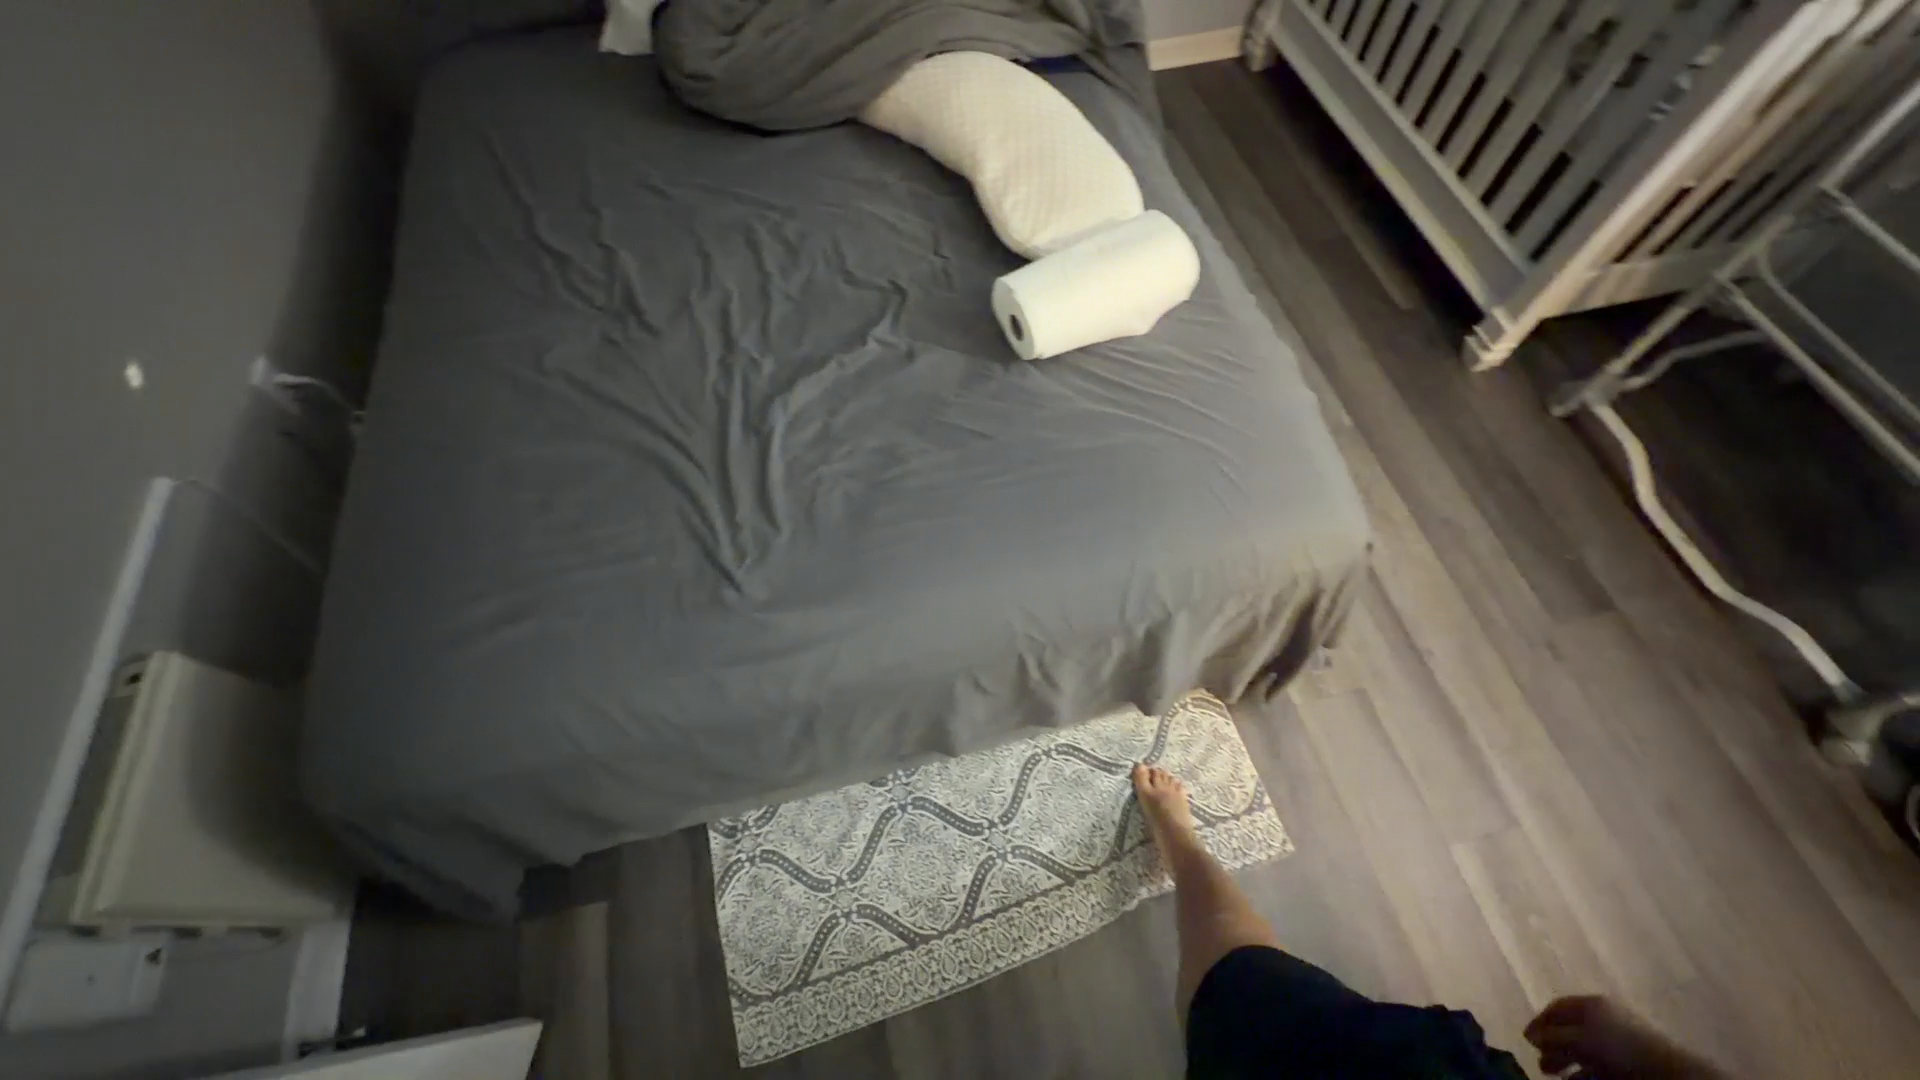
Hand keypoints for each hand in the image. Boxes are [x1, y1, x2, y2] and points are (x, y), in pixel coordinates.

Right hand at [1524, 995, 1727, 1079]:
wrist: (1672, 1074)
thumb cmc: (1620, 1049)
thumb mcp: (1579, 1040)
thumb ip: (1552, 1037)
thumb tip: (1529, 1036)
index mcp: (1590, 1004)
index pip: (1556, 1008)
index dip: (1539, 1023)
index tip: (1527, 1040)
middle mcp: (1604, 1016)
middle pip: (1570, 1029)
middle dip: (1554, 1048)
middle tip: (1542, 1065)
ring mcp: (1620, 1039)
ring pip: (1586, 1050)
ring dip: (1570, 1064)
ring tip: (1557, 1078)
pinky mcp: (1633, 1061)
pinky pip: (1603, 1064)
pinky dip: (1588, 1073)